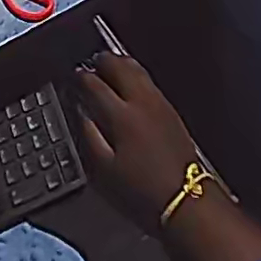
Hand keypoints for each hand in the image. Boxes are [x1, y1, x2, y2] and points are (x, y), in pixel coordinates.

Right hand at [75, 53, 203, 225]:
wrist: (186, 200)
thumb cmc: (144, 190)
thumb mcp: (105, 169)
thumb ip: (89, 135)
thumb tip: (80, 113)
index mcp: (121, 116)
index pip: (94, 84)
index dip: (80, 78)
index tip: (74, 78)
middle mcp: (141, 103)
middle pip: (118, 66)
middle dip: (101, 61)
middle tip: (90, 64)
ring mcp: (159, 103)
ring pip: (137, 68)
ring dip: (120, 63)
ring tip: (109, 66)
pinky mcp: (171, 109)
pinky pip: (149, 80)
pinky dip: (135, 73)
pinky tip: (130, 82)